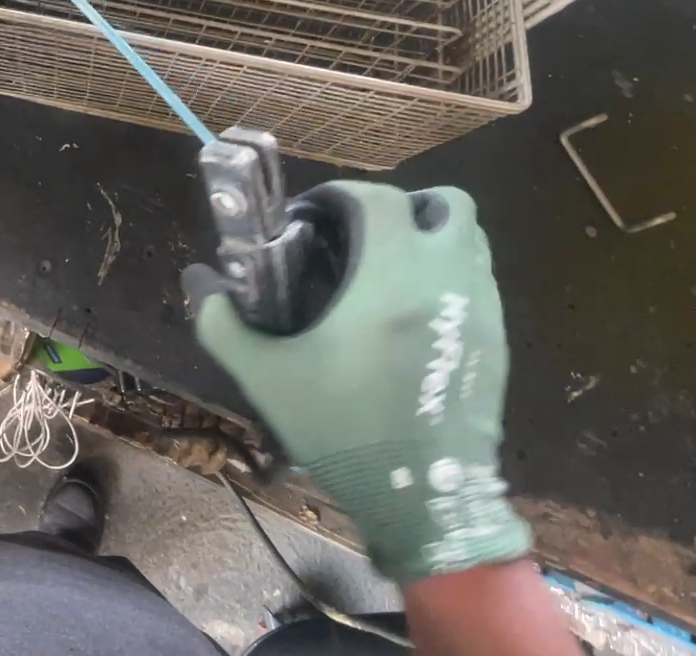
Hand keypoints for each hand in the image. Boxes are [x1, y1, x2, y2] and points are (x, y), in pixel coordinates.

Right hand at [194, 181, 530, 582]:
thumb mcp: (264, 375)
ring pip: (470, 239)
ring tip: (383, 270)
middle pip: (445, 204)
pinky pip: (479, 278)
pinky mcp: (499, 341)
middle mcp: (447, 280)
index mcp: (392, 277)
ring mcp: (483, 310)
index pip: (378, 198)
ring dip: (428, 236)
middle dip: (399, 206)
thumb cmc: (341, 428)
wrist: (424, 501)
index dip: (339, 195)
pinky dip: (445, 273)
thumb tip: (196, 278)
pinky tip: (407, 312)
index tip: (310, 218)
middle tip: (357, 237)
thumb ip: (221, 321)